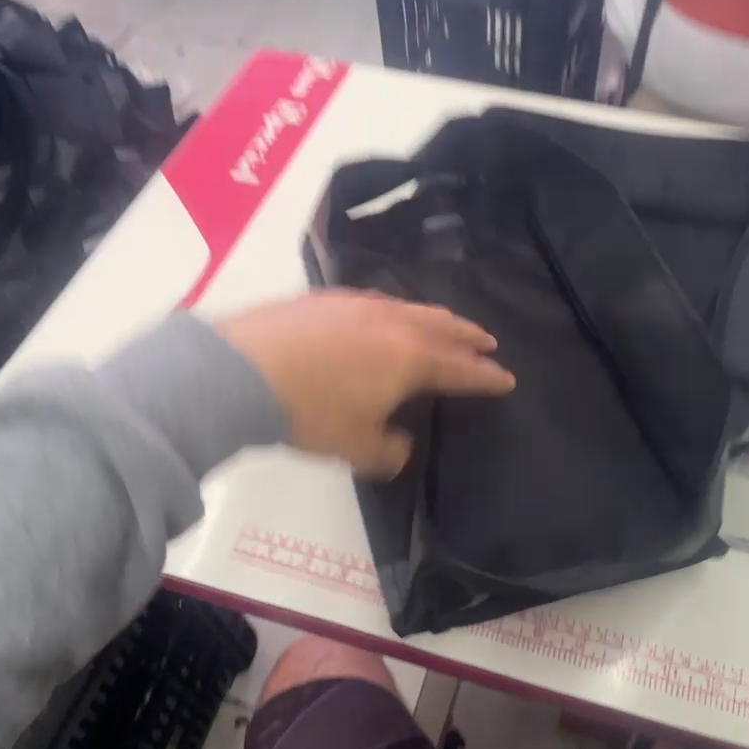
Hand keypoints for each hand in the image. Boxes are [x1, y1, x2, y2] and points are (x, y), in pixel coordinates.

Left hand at [215, 291, 515, 476]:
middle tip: (488, 342)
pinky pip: (377, 302)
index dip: (486, 377)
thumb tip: (399, 446)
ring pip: (411, 308)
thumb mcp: (356, 446)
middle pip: (443, 327)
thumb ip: (387, 450)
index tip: (506, 379)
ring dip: (436, 319)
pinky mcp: (325, 299)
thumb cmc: (310, 411)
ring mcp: (358, 305)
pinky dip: (396, 312)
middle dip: (469, 337)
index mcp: (411, 359)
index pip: (461, 369)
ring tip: (445, 325)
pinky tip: (384, 316)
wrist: (242, 370)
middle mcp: (393, 323)